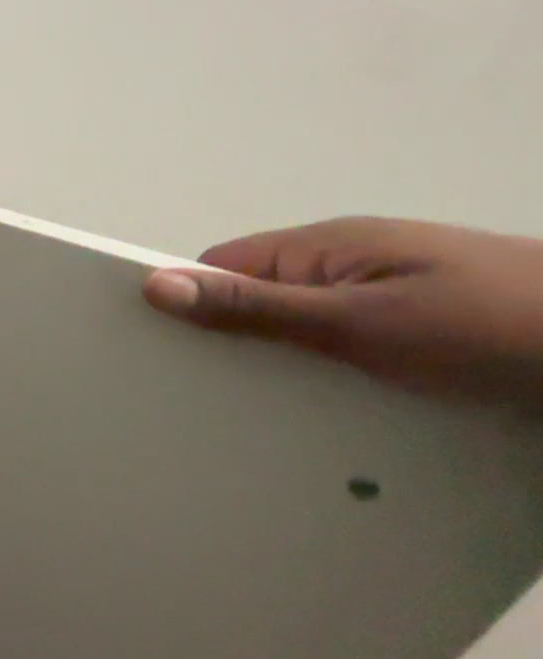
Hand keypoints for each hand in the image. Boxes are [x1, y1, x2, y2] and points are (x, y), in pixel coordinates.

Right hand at [142, 216, 542, 411]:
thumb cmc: (501, 327)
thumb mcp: (361, 324)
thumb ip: (256, 308)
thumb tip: (156, 286)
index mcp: (323, 247)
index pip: (217, 268)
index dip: (187, 305)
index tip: (164, 354)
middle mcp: (350, 263)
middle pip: (257, 299)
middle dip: (236, 342)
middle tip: (218, 397)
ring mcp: (389, 293)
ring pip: (302, 329)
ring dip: (287, 365)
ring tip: (277, 411)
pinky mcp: (423, 326)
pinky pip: (347, 347)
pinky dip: (333, 374)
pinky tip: (335, 406)